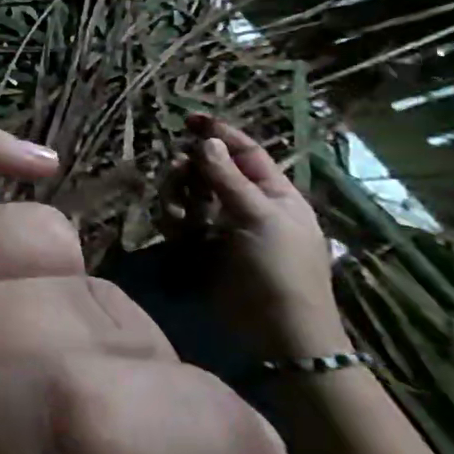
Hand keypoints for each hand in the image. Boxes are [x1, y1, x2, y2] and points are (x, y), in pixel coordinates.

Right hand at [187, 114, 348, 359]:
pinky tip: (175, 229)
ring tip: (178, 210)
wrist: (277, 333)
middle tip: (178, 171)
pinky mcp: (199, 245)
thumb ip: (229, 178)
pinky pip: (177, 219)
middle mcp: (246, 205)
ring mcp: (221, 226)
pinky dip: (172, 218)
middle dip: (190, 167)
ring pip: (188, 191)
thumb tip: (207, 141)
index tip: (190, 120)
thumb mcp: (261, 218)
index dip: (221, 134)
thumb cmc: (281, 271)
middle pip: (209, 168)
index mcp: (275, 195)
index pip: (246, 152)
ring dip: (177, 194)